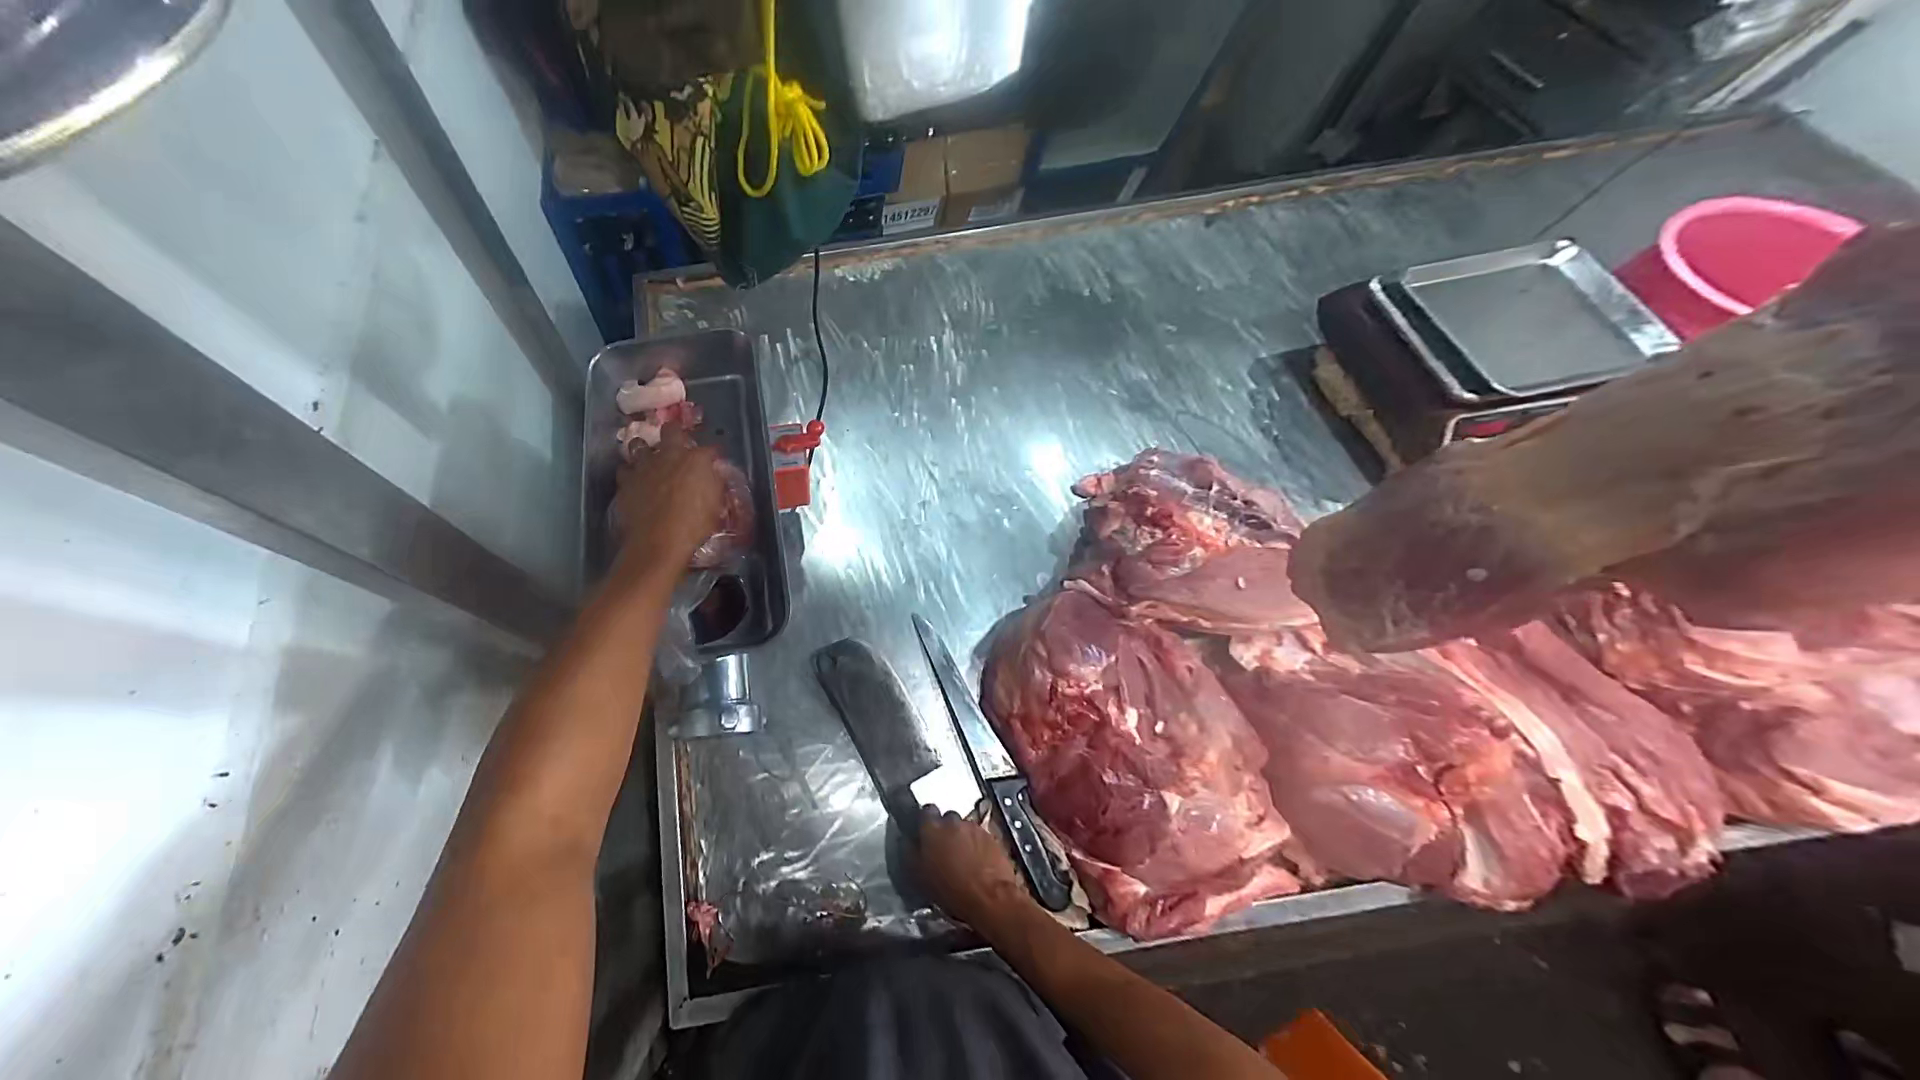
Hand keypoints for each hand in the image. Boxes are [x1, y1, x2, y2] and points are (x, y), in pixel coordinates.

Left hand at [612, 425, 723, 574]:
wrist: (658, 541)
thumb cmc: (695, 524)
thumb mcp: (716, 504)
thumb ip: (715, 484)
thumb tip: (714, 475)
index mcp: (696, 460)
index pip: (710, 449)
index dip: (713, 454)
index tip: (715, 459)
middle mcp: (668, 455)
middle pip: (671, 431)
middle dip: (675, 432)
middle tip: (677, 441)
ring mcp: (643, 466)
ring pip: (639, 445)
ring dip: (645, 448)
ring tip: (649, 458)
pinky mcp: (625, 481)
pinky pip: (625, 469)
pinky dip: (630, 472)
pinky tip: (634, 480)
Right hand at [917, 805, 1032, 929]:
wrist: (989, 897)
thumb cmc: (951, 890)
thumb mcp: (919, 875)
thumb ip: (910, 852)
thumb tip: (907, 841)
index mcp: (932, 829)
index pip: (926, 811)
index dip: (926, 822)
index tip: (926, 833)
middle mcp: (953, 822)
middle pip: (947, 820)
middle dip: (945, 832)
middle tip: (944, 852)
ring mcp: (974, 828)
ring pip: (964, 829)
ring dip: (962, 840)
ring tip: (962, 861)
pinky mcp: (991, 836)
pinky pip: (979, 837)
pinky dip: (977, 846)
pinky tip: (977, 863)